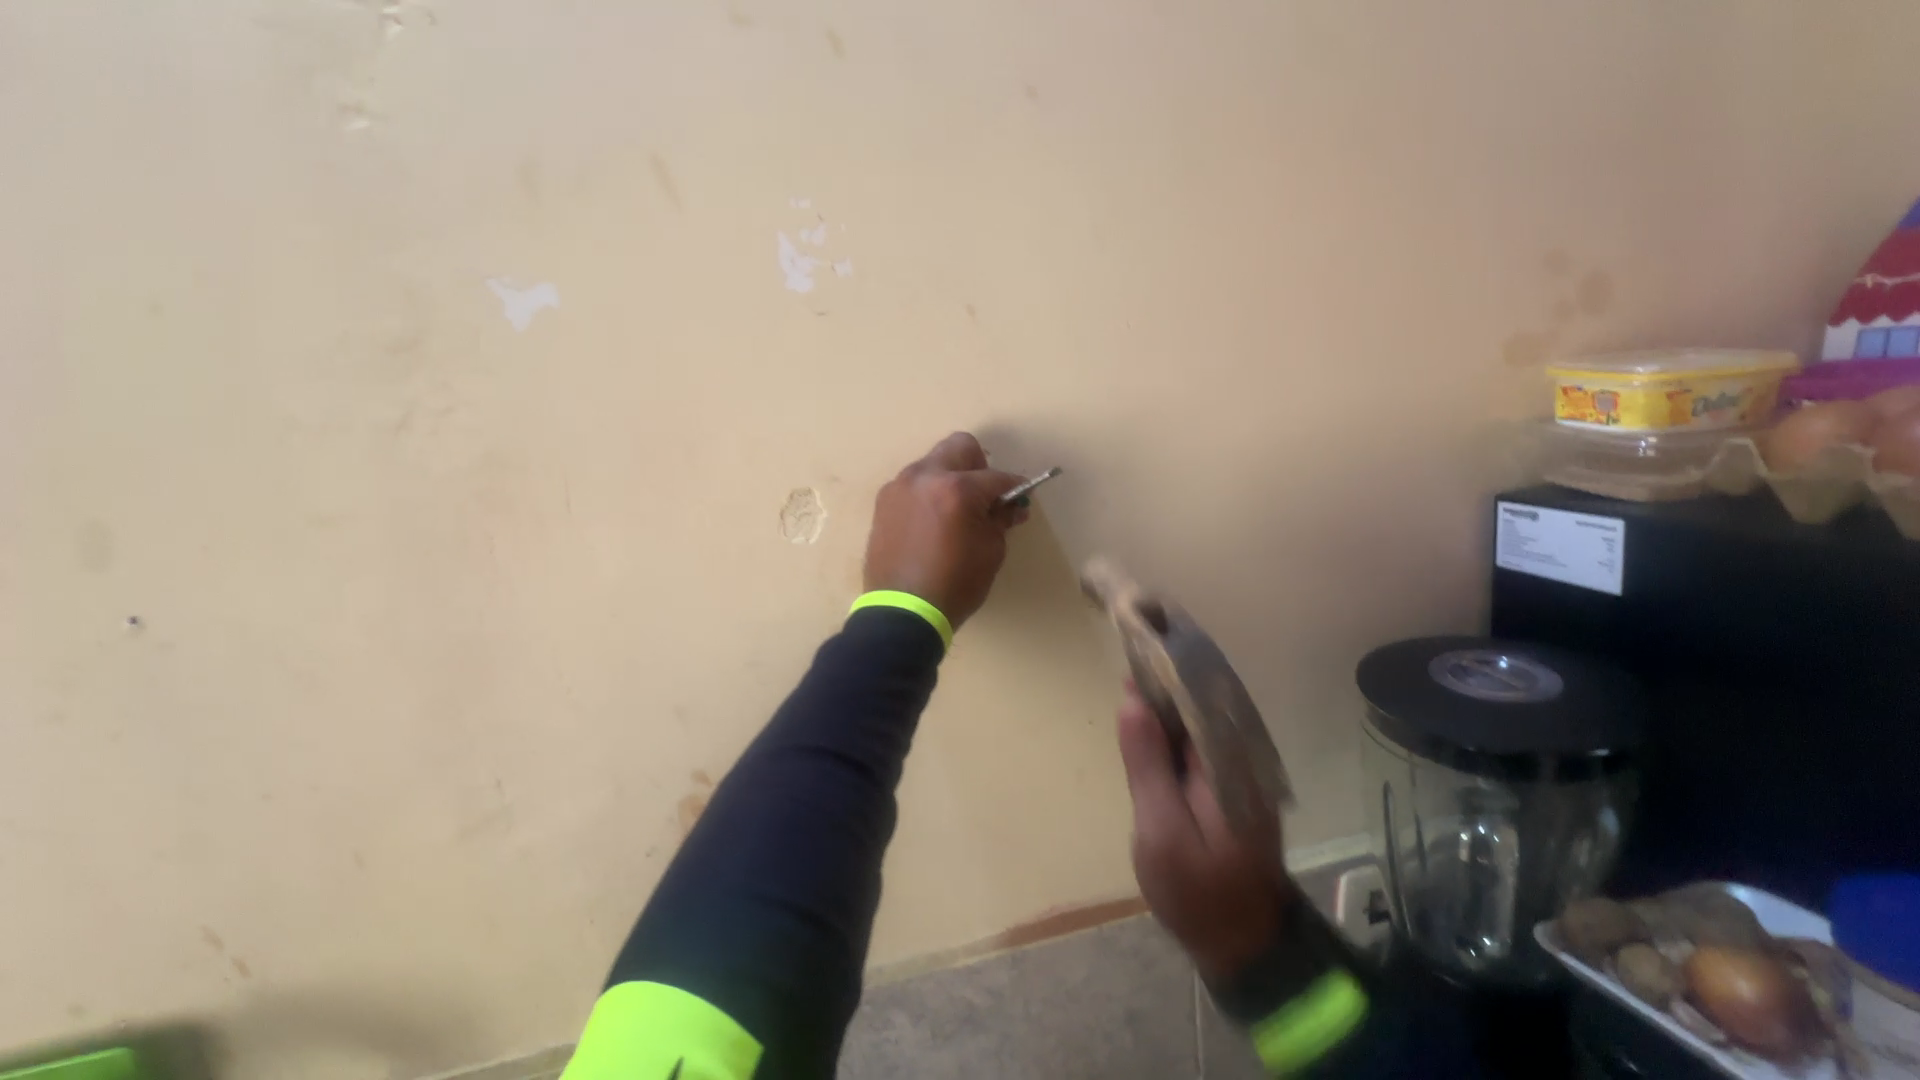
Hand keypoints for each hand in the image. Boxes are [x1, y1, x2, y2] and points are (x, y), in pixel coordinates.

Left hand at [863, 432, 1027, 630]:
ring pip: (933, 464)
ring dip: (950, 479)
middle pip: (960, 448)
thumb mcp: (990, 552)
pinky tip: (933, 523)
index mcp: (956, 489)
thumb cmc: (955, 584)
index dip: (1015, 488)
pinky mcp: (884, 502)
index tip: (1021, 499)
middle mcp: (924, 477)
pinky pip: (914, 486)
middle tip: (984, 496)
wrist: (903, 613)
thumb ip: (1000, 519)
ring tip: (957, 513)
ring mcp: (899, 487)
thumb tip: (1010, 506)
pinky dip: (929, 494)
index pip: (996, 477)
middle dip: (978, 467)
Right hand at [1116, 683, 1295, 980]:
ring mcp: (1241, 773)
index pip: (1198, 694)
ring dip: (1171, 700)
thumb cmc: (1199, 891)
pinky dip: (1178, 727)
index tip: (1133, 637)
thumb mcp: (1161, 831)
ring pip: (1202, 720)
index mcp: (1228, 763)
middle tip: (1126, 655)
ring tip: (1133, 680)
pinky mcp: (1233, 788)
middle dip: (1166, 678)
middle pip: (1202, 701)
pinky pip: (1203, 742)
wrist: (1245, 943)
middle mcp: (1242, 758)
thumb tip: (1133, 701)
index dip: (1166, 665)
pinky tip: (1155, 725)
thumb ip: (1148, 765)